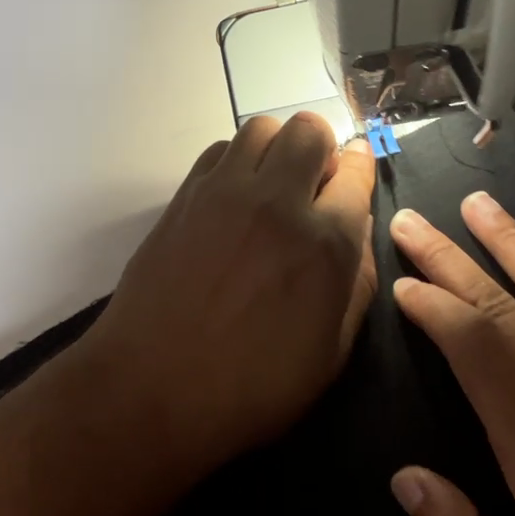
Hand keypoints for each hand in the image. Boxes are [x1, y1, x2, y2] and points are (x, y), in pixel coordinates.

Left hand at [77, 112, 376, 478]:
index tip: (356, 172)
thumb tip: (357, 225)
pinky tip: (234, 197)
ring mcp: (225, 191)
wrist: (153, 387)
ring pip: (262, 127)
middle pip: (309, 130)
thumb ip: (356, 281)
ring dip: (278, 147)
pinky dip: (237, 160)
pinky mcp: (186, 194)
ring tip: (273, 184)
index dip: (361, 167)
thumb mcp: (331, 353)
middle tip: (314, 184)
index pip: (356, 172)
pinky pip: (221, 149)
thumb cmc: (252, 388)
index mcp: (324, 244)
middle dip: (322, 149)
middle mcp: (277, 201)